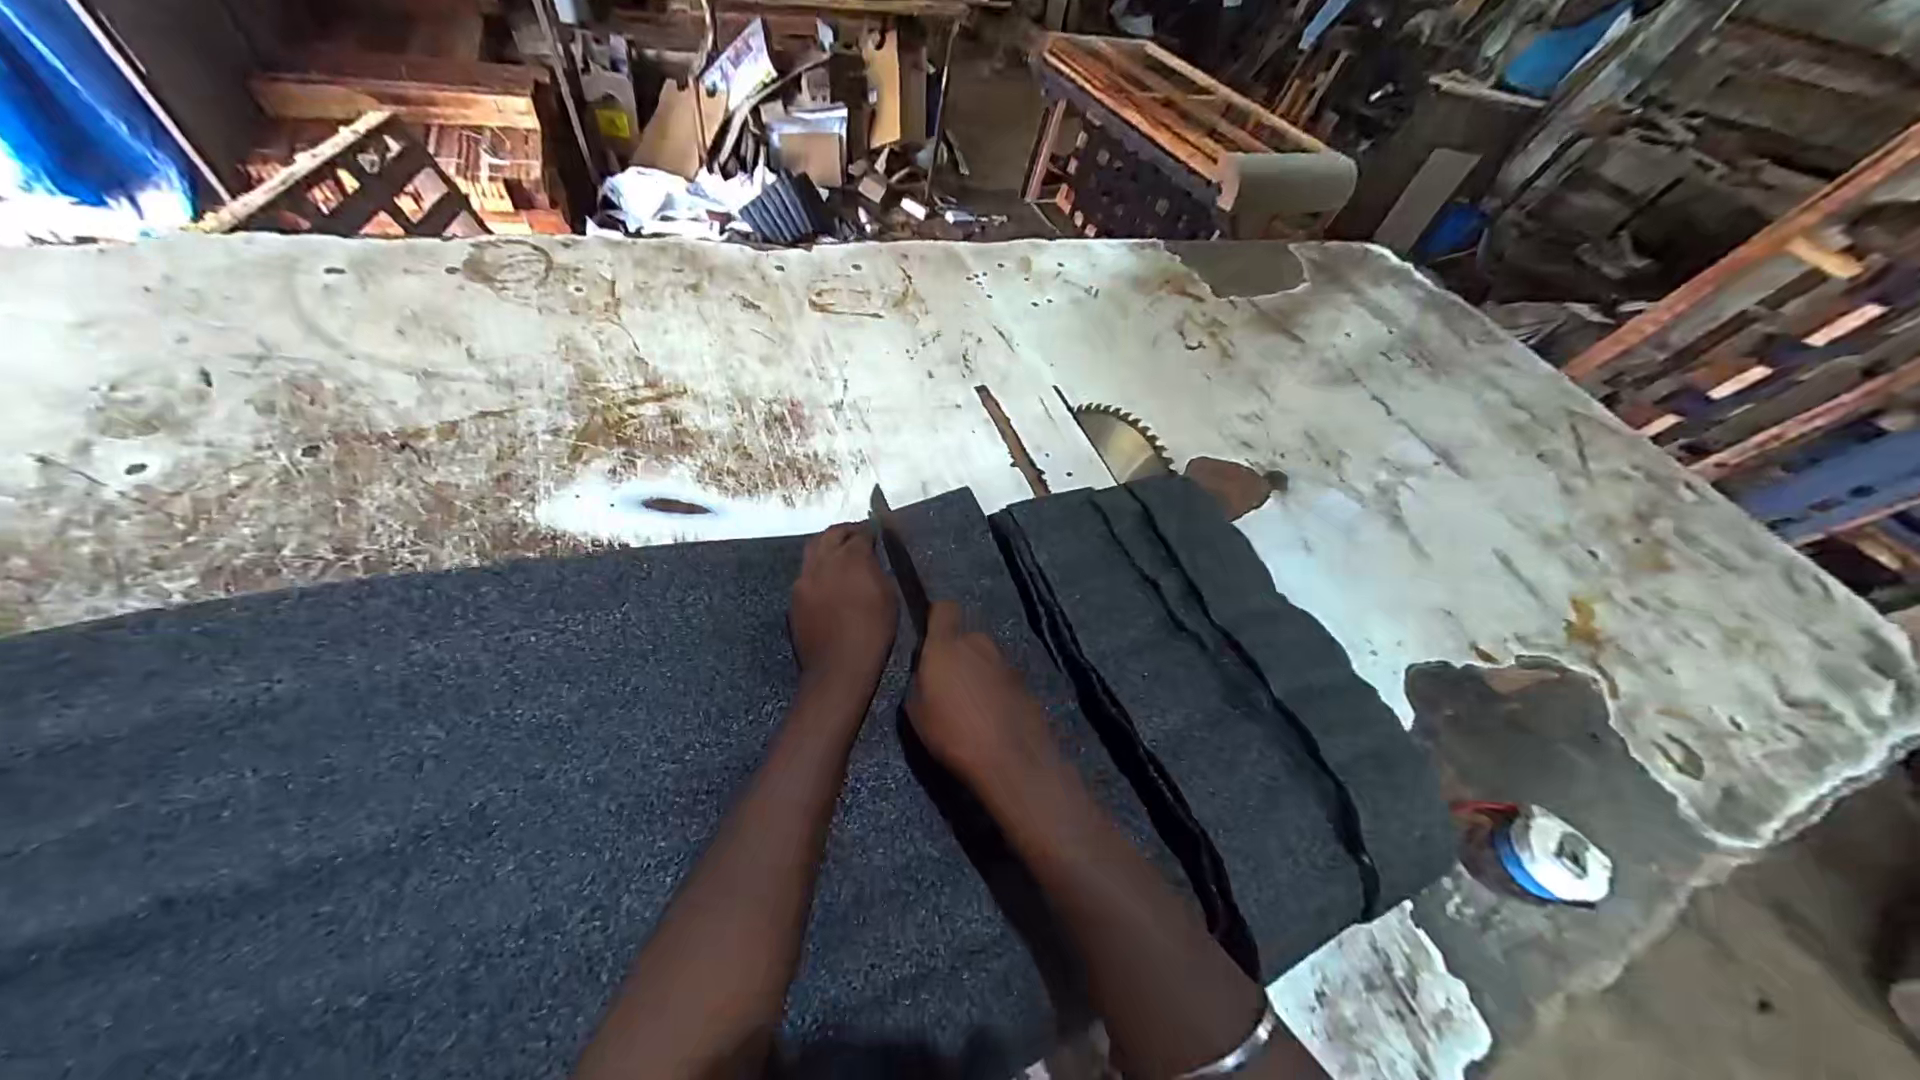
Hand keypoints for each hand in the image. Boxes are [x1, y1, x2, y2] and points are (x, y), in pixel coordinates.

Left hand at [790, 523, 897, 684]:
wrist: (838, 667)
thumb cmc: (874, 633)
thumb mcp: (889, 597)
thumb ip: (877, 571)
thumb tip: (871, 560)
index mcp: (852, 558)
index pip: (861, 533)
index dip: (870, 531)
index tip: (876, 534)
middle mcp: (824, 561)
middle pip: (832, 534)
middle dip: (846, 532)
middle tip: (857, 536)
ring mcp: (804, 578)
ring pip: (813, 549)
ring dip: (827, 546)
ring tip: (839, 554)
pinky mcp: (794, 596)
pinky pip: (805, 573)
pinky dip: (817, 569)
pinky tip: (826, 580)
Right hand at [906, 602, 1059, 784]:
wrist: (1010, 759)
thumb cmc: (952, 733)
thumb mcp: (915, 710)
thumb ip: (921, 679)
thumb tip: (928, 671)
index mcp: (947, 645)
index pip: (944, 608)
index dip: (937, 616)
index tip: (931, 634)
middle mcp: (979, 644)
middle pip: (966, 638)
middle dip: (959, 654)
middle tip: (949, 685)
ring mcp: (1006, 663)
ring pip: (986, 660)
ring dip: (979, 674)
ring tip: (974, 708)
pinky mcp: (1025, 684)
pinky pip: (1003, 681)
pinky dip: (997, 692)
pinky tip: (994, 719)